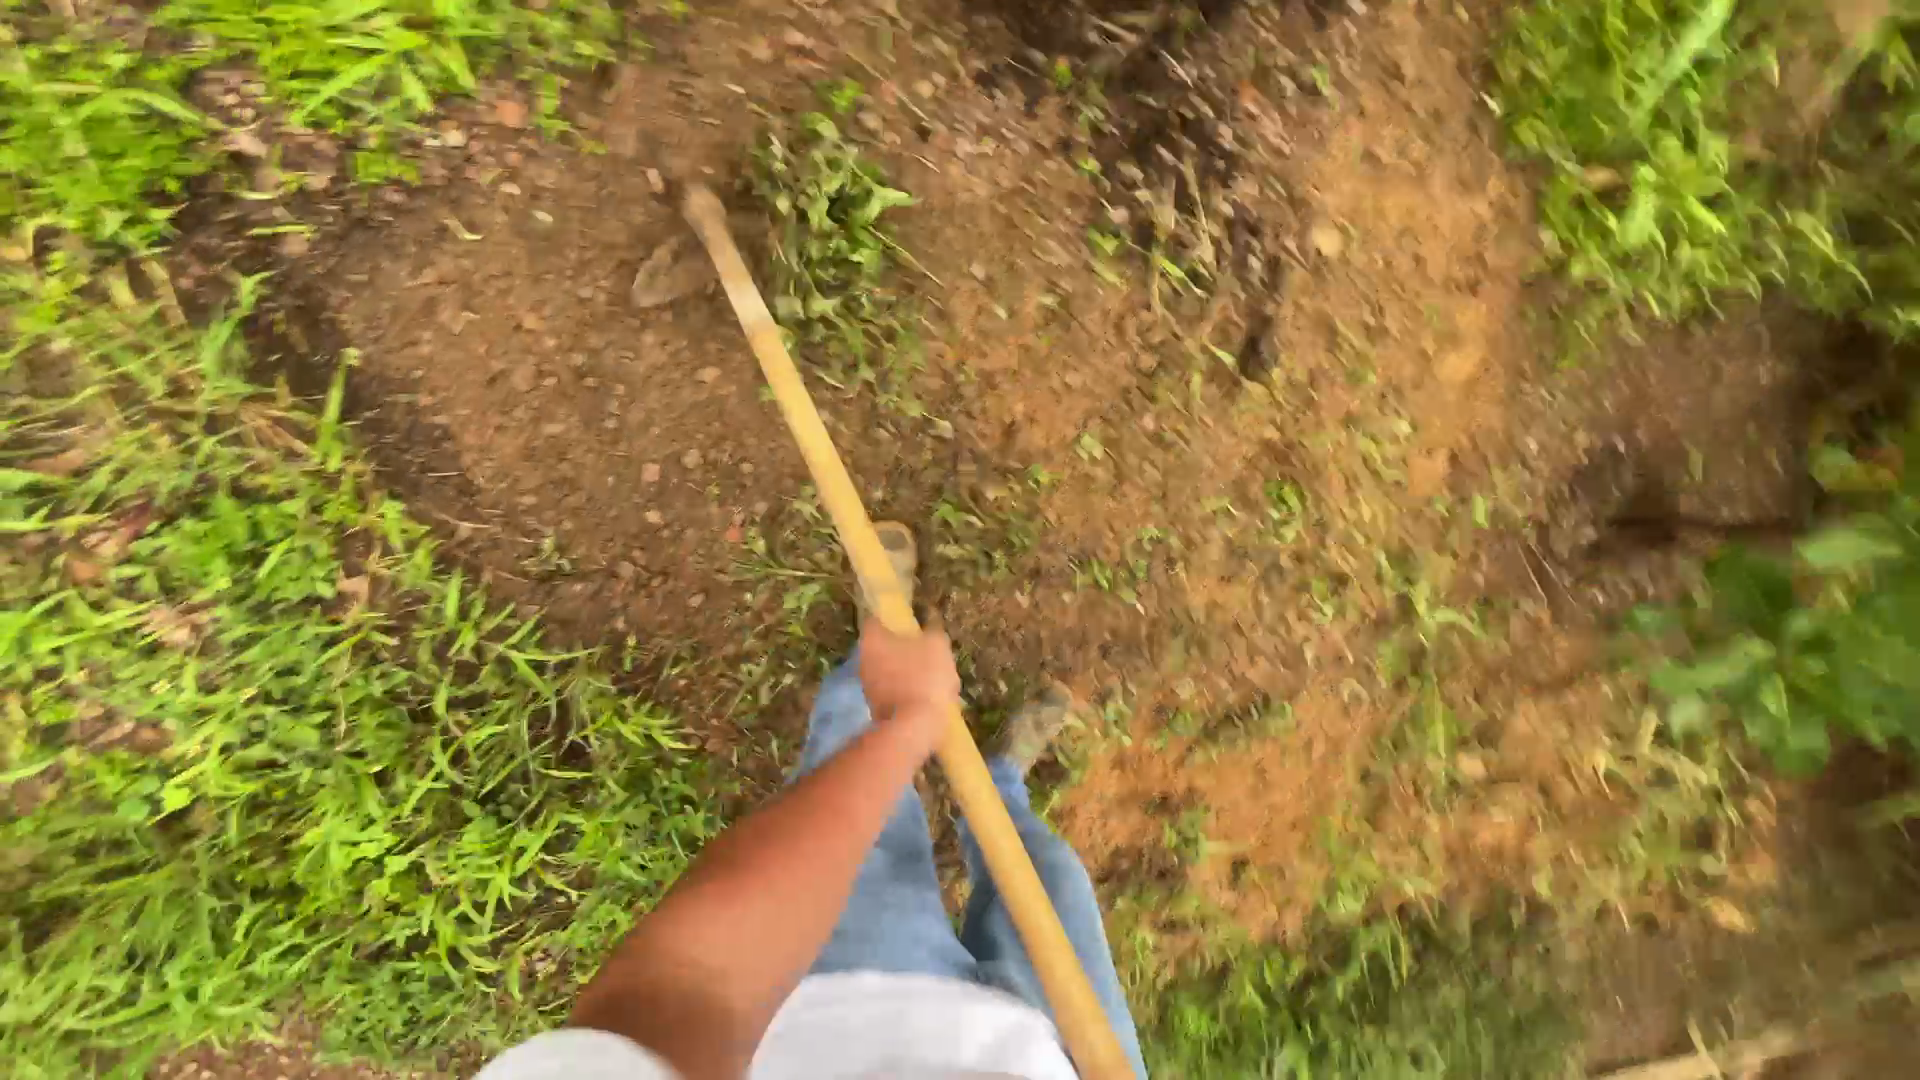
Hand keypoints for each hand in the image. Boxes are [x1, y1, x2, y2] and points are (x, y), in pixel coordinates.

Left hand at [857, 620, 959, 742]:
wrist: (913, 728)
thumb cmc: (924, 677)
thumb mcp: (938, 645)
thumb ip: (932, 628)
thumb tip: (930, 618)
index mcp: (872, 639)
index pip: (877, 619)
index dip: (895, 619)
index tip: (913, 624)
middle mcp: (862, 660)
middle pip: (884, 647)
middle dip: (905, 649)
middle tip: (929, 652)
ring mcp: (867, 686)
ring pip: (890, 671)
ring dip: (908, 672)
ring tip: (935, 678)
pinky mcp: (876, 708)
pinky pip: (894, 692)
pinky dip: (908, 692)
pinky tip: (929, 698)